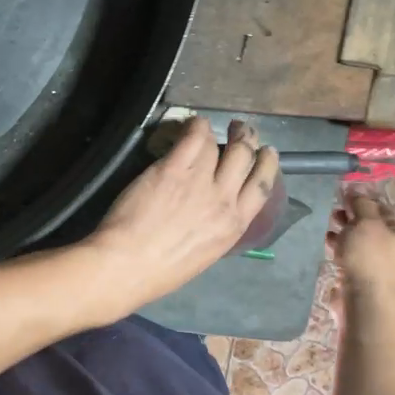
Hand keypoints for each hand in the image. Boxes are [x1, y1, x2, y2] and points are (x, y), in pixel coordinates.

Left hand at [80, 116, 278, 318]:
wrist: (128, 265)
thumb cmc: (159, 271)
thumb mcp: (203, 254)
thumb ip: (215, 229)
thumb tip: (213, 212)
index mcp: (234, 225)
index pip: (263, 186)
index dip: (267, 163)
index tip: (266, 152)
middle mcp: (224, 200)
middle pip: (246, 158)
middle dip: (248, 139)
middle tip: (240, 130)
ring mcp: (200, 182)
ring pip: (221, 145)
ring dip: (220, 130)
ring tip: (211, 126)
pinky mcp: (174, 169)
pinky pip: (193, 137)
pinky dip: (195, 126)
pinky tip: (191, 123)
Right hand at [328, 195, 394, 300]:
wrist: (365, 300)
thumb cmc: (370, 258)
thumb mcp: (367, 223)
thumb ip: (361, 204)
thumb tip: (356, 188)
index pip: (383, 210)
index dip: (363, 200)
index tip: (343, 195)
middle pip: (372, 226)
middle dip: (353, 216)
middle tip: (334, 211)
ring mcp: (380, 265)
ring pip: (361, 242)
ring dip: (345, 232)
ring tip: (328, 226)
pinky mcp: (364, 277)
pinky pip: (352, 256)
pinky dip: (341, 247)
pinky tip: (328, 243)